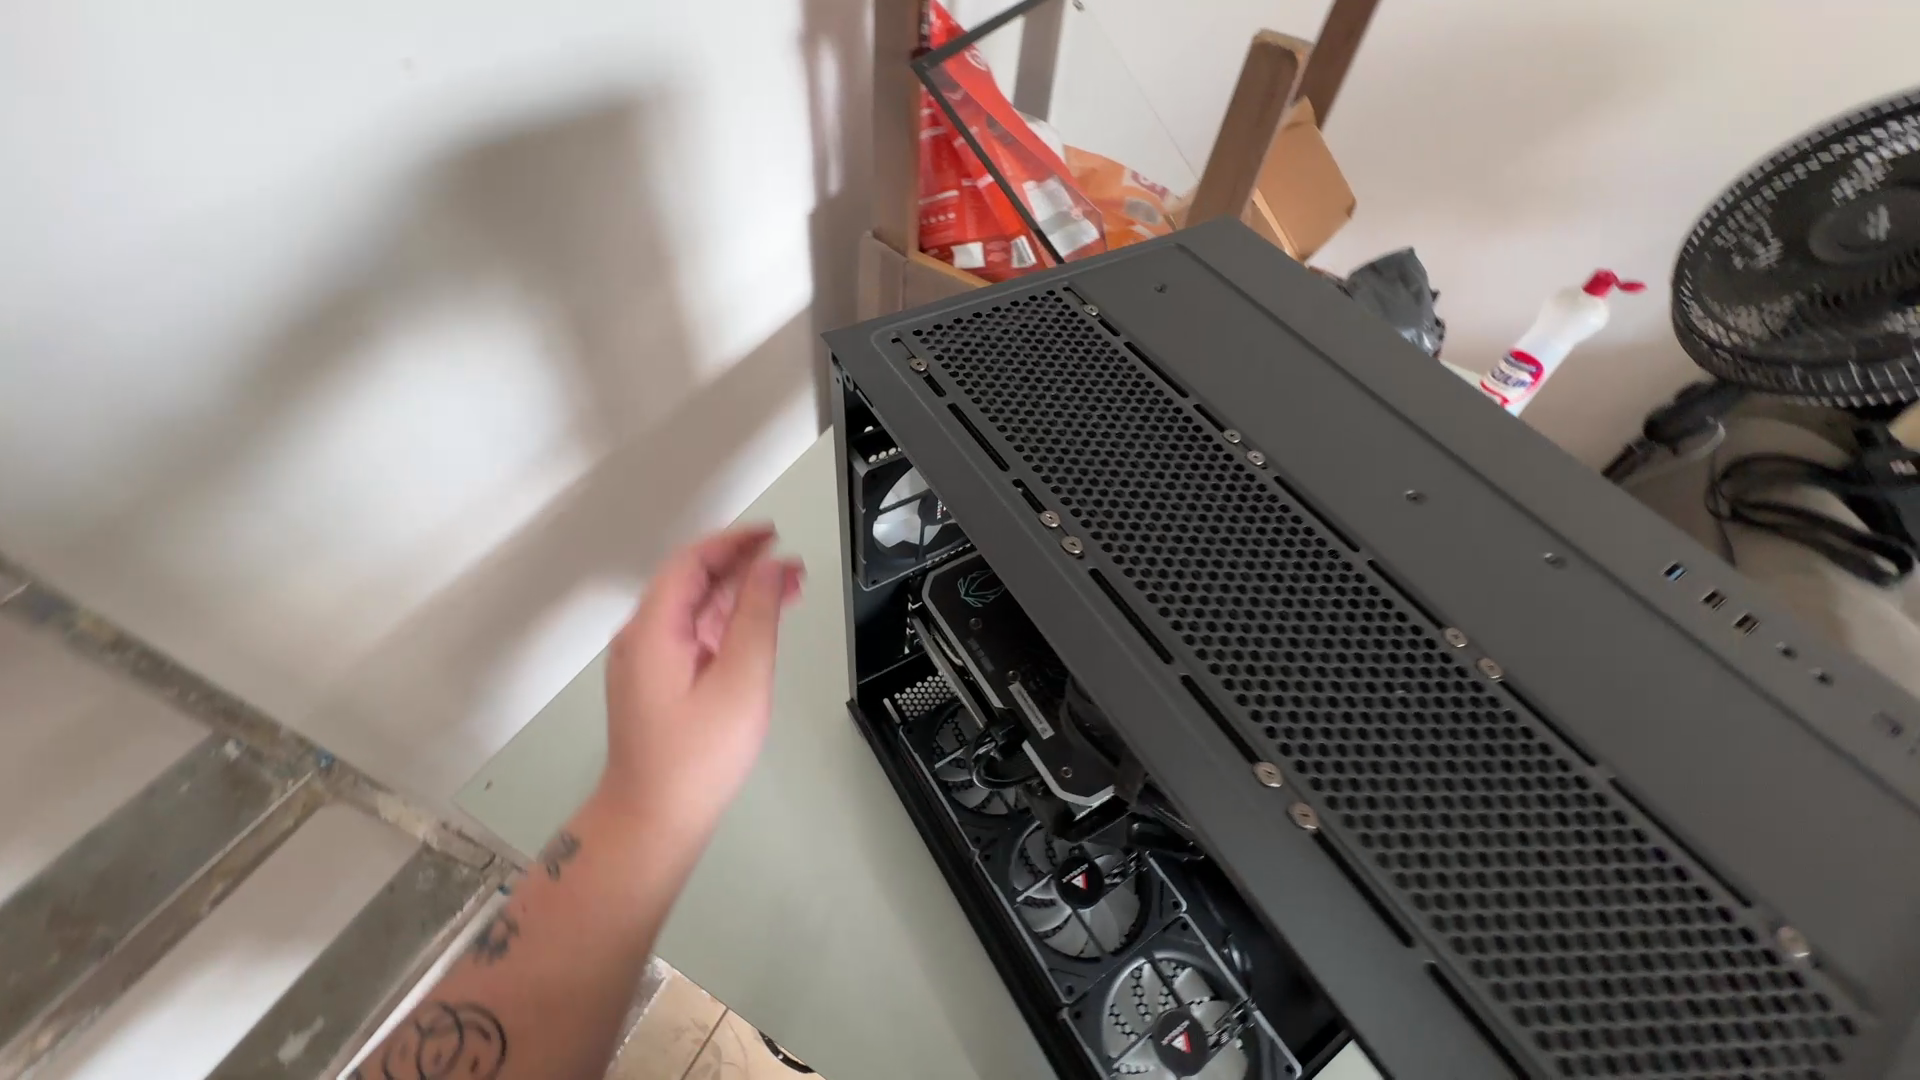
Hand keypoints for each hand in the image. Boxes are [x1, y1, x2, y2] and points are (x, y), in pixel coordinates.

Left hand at [597, 525, 803, 831]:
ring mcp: (648, 660)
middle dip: (744, 567)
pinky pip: (695, 634)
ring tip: (790, 590)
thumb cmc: (698, 756)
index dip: (734, 541)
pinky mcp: (659, 680)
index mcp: (653, 629)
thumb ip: (756, 617)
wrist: (654, 820)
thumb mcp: (740, 680)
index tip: (773, 533)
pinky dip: (730, 622)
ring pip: (697, 608)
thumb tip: (769, 568)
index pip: (692, 562)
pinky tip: (760, 624)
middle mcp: (643, 636)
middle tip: (793, 566)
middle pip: (694, 582)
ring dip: (742, 594)